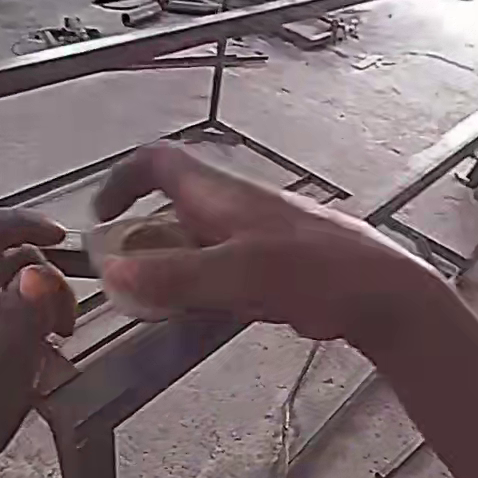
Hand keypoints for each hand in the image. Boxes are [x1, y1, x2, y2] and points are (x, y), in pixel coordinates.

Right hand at [92, 143, 440, 344]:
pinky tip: (203, 315)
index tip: (101, 216)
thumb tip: (114, 273)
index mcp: (220, 195)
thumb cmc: (317, 270)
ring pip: (190, 248)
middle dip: (142, 244)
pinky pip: (215, 273)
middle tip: (130, 284)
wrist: (377, 293)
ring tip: (163, 308)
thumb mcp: (239, 273)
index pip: (158, 162)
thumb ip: (176, 274)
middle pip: (168, 212)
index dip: (122, 179)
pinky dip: (199, 291)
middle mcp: (230, 210)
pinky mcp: (263, 267)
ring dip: (170, 273)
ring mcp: (248, 239)